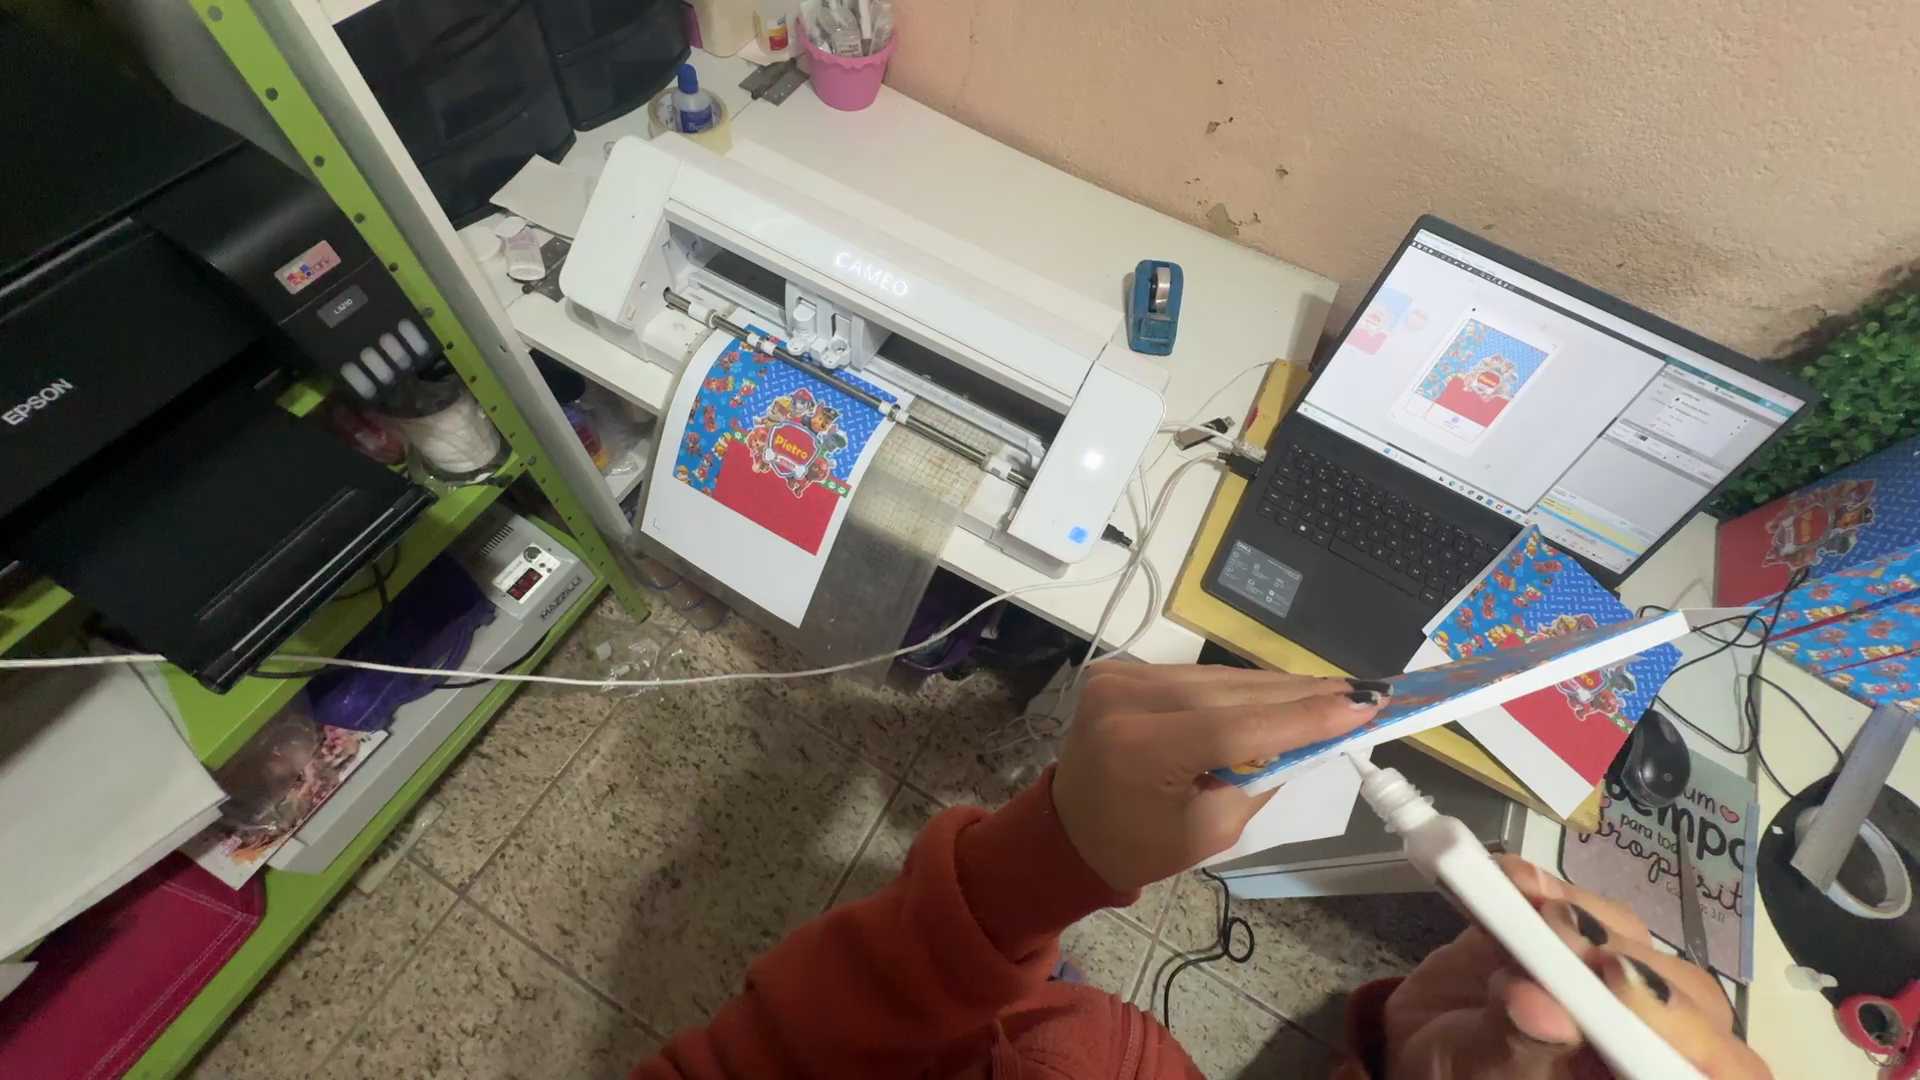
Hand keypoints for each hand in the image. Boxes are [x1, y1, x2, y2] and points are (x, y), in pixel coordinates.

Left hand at [1049, 663, 1386, 892]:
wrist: (1070, 827)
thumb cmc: (1140, 845)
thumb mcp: (1211, 829)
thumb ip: (1260, 778)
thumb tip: (1310, 736)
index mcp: (1140, 748)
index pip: (1237, 726)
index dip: (1304, 717)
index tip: (1367, 704)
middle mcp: (1124, 700)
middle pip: (1229, 692)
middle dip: (1298, 694)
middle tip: (1362, 690)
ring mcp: (1117, 679)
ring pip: (1214, 678)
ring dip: (1271, 686)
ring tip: (1329, 689)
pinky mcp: (1118, 672)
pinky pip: (1192, 676)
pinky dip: (1234, 686)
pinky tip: (1275, 690)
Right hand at [1383, 856, 1770, 1079]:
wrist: (1412, 1047)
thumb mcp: (1479, 1077)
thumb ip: (1515, 1046)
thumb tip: (1537, 1006)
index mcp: (1646, 1079)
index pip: (1716, 1068)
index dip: (1682, 1025)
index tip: (1612, 976)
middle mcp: (1649, 1039)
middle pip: (1685, 998)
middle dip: (1622, 956)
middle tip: (1557, 927)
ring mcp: (1603, 982)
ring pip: (1632, 941)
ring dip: (1581, 912)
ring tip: (1519, 891)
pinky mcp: (1556, 936)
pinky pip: (1571, 905)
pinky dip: (1538, 885)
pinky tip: (1507, 875)